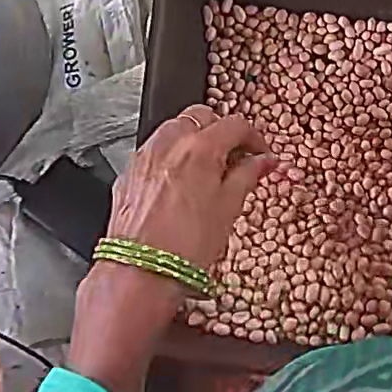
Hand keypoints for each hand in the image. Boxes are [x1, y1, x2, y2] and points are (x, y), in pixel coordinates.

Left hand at [70, 104, 273, 391]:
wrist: (141, 273)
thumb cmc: (185, 248)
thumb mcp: (229, 208)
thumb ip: (247, 175)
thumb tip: (263, 161)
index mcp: (199, 147)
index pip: (235, 124)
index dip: (254, 137)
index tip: (260, 154)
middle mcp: (168, 144)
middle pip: (201, 117)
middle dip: (221, 132)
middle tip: (236, 158)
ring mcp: (144, 157)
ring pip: (174, 130)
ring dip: (194, 141)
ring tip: (208, 171)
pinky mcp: (129, 174)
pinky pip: (154, 152)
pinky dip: (171, 157)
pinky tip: (180, 184)